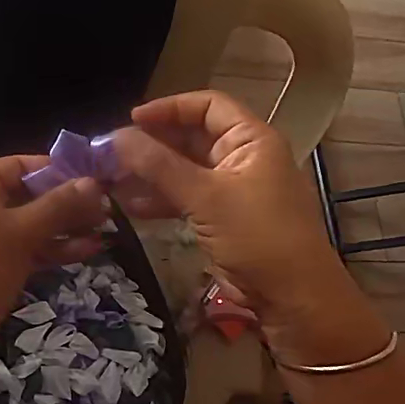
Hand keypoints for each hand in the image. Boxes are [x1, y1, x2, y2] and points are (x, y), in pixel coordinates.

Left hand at [0, 157, 106, 359]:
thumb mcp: (18, 233)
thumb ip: (58, 206)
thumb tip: (95, 182)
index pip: (19, 164)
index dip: (56, 168)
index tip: (96, 175)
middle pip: (29, 195)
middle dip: (68, 201)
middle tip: (109, 206)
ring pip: (33, 225)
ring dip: (67, 227)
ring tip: (107, 229)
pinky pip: (29, 249)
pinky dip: (55, 249)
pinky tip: (89, 249)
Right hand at [110, 92, 379, 348]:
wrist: (292, 298)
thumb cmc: (257, 236)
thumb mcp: (206, 196)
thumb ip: (159, 165)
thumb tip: (115, 137)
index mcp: (251, 140)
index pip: (208, 105)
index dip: (169, 108)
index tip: (132, 119)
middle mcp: (242, 158)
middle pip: (191, 137)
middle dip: (152, 144)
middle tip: (113, 153)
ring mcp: (231, 189)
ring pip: (184, 170)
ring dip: (150, 174)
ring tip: (113, 179)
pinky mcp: (221, 218)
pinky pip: (185, 198)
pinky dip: (160, 200)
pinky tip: (129, 207)